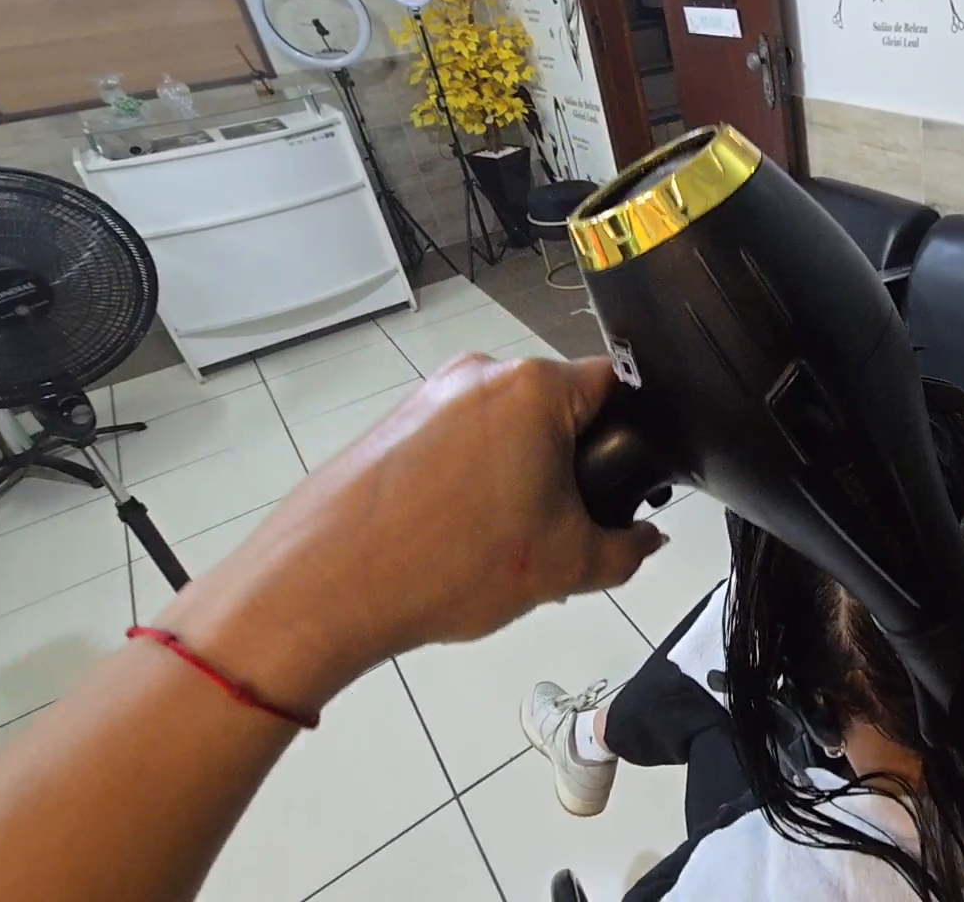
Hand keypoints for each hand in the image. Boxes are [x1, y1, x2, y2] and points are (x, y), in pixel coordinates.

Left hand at [158, 355, 665, 711]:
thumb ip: (630, 550)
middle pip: (562, 404)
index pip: (615, 384)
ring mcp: (432, 392)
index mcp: (535, 388)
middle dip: (576, 456)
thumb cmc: (452, 564)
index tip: (626, 475)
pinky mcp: (394, 419)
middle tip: (569, 518)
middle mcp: (484, 372)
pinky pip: (464, 434)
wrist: (314, 592)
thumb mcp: (566, 566)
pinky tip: (462, 527)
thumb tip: (649, 539)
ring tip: (511, 533)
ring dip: (527, 465)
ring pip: (512, 421)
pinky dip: (480, 470)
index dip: (633, 430)